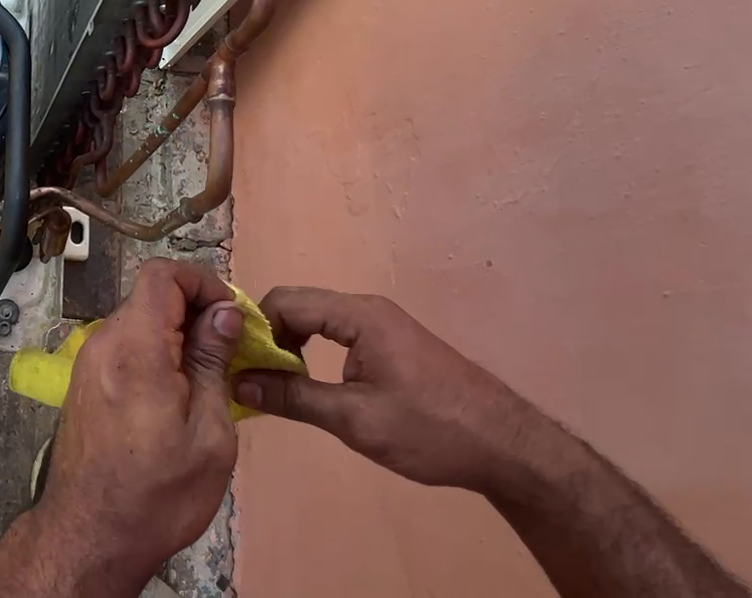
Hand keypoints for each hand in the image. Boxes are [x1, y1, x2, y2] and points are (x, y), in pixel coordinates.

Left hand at [31, 259, 243, 591]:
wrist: (91, 533)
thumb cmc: (159, 493)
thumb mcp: (208, 432)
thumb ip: (212, 362)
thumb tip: (223, 312)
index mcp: (135, 347)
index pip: (161, 275)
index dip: (201, 281)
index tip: (231, 314)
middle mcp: (104, 342)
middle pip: (151, 296)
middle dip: (194, 310)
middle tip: (230, 350)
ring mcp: (88, 360)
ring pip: (139, 321)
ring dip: (175, 334)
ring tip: (207, 376)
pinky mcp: (84, 379)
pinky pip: (124, 345)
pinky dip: (154, 352)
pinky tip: (176, 392)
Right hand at [232, 287, 570, 495]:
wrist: (513, 451)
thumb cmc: (432, 430)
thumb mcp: (355, 419)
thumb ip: (293, 397)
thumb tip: (238, 382)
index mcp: (358, 315)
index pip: (285, 301)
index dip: (256, 329)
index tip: (241, 364)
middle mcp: (367, 309)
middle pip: (298, 305)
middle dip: (271, 337)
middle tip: (257, 376)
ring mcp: (383, 325)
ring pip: (317, 320)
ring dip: (293, 346)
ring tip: (282, 384)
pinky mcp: (393, 343)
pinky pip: (338, 334)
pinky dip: (316, 352)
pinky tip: (316, 384)